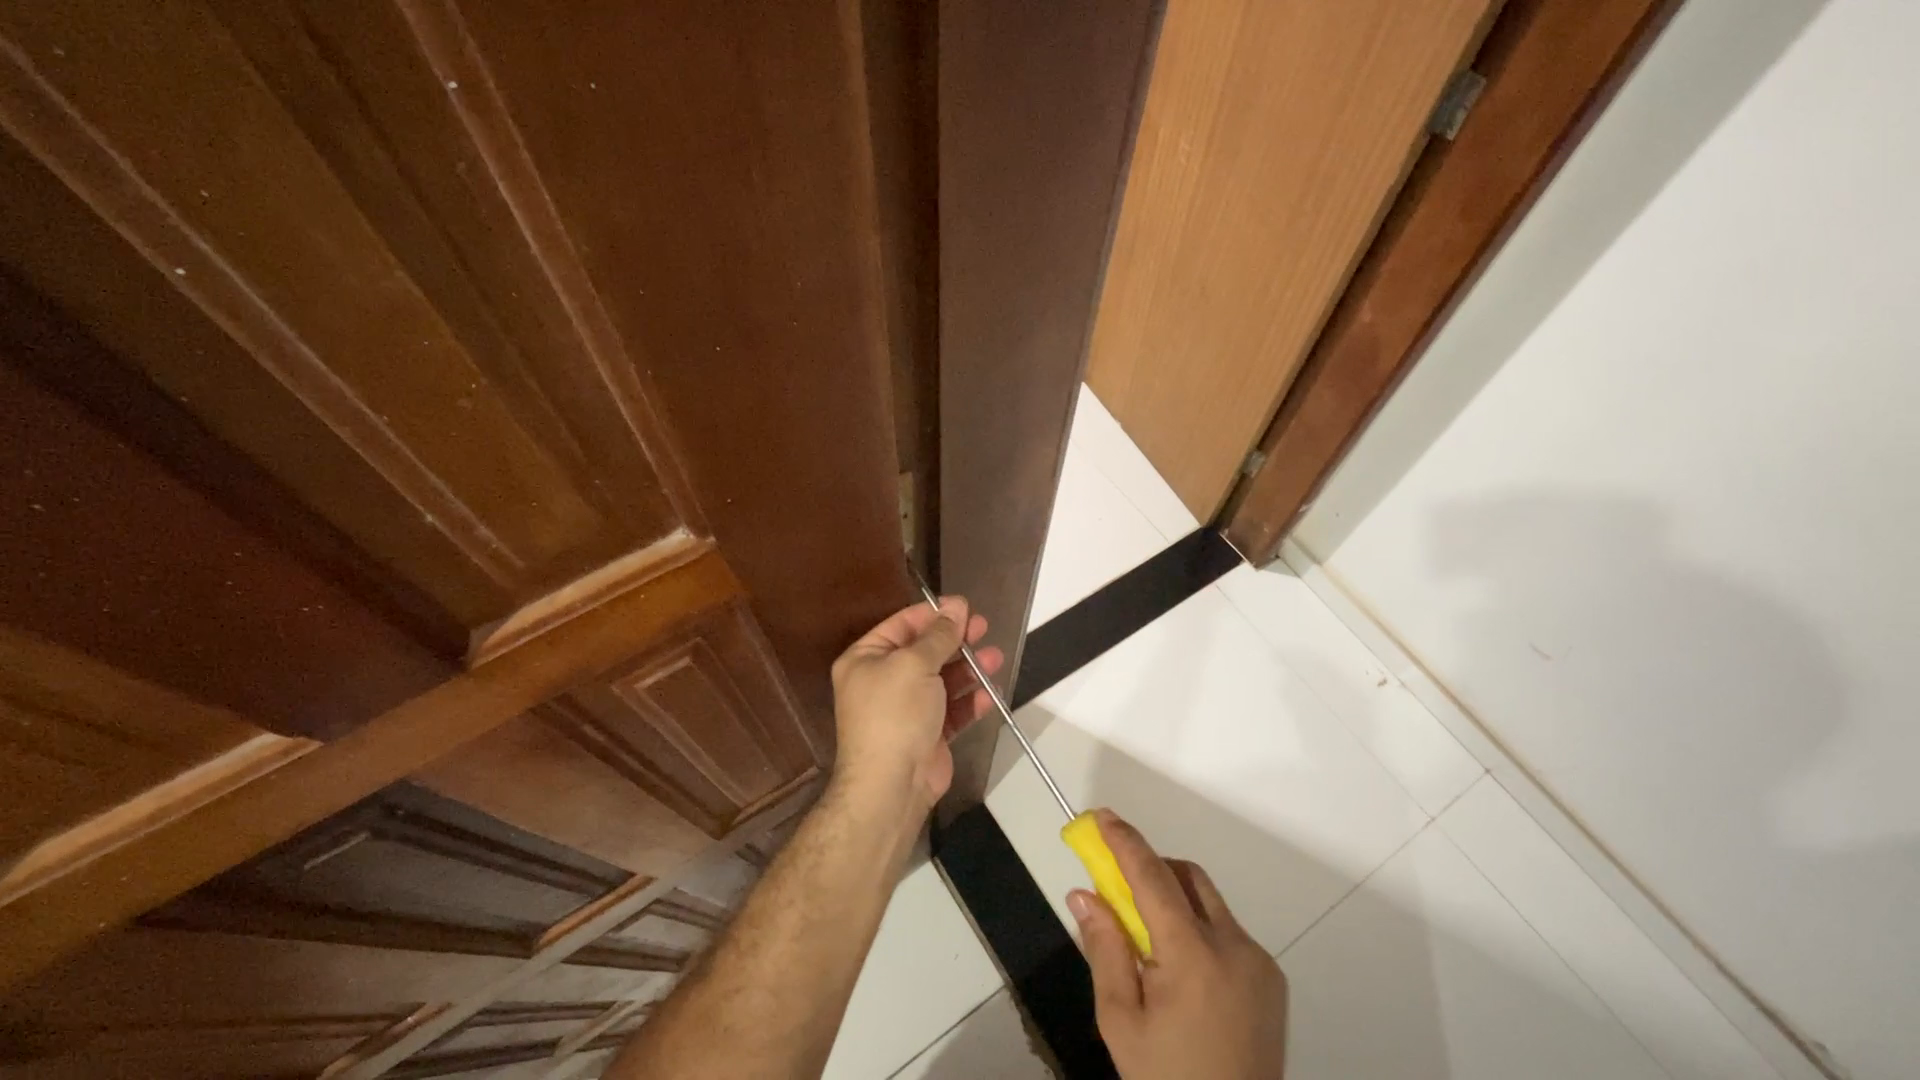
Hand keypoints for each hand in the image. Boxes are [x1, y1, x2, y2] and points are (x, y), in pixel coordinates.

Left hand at [828, 595, 1002, 813]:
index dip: (933, 614)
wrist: (892, 784)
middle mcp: (882, 681)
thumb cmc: (895, 713)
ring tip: (996, 658)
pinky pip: (951, 711)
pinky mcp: (927, 735)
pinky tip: (991, 695)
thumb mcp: (915, 664)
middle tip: (984, 628)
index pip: (901, 626)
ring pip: (942, 681)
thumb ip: (939, 635)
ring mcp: (905, 710)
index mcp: (866, 659)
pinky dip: (970, 702)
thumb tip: (957, 605)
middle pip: (924, 652)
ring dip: (969, 670)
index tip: (964, 606)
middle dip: (956, 641)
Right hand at [1070, 811, 1288, 1079]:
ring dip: (1175, 900)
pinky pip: (1228, 933)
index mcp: (1192, 955)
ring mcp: (1258, 961)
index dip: (1125, 843)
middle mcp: (1233, 945)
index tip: (1102, 817)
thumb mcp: (1120, 1019)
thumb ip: (1104, 949)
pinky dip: (1199, 930)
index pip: (1152, 878)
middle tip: (1117, 884)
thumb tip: (1083, 895)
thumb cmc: (1164, 1076)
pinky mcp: (1272, 979)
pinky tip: (1182, 974)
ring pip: (1210, 904)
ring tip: (1147, 943)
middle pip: (1187, 877)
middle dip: (1151, 867)